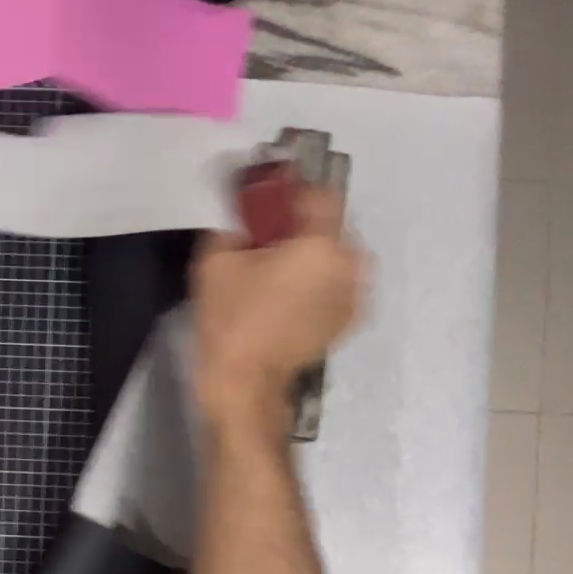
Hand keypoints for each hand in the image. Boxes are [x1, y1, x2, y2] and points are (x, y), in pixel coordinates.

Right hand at [192, 188, 365, 426]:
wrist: (245, 381)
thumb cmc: (228, 320)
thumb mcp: (214, 265)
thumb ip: (232, 228)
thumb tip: (243, 215)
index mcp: (321, 242)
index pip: (320, 195)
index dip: (292, 193)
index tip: (267, 201)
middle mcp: (352, 261)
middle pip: (329, 229)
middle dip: (299, 233)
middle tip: (264, 250)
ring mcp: (358, 291)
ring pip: (335, 259)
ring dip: (310, 261)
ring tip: (274, 282)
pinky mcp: (353, 317)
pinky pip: (337, 286)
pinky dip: (316, 286)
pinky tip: (286, 305)